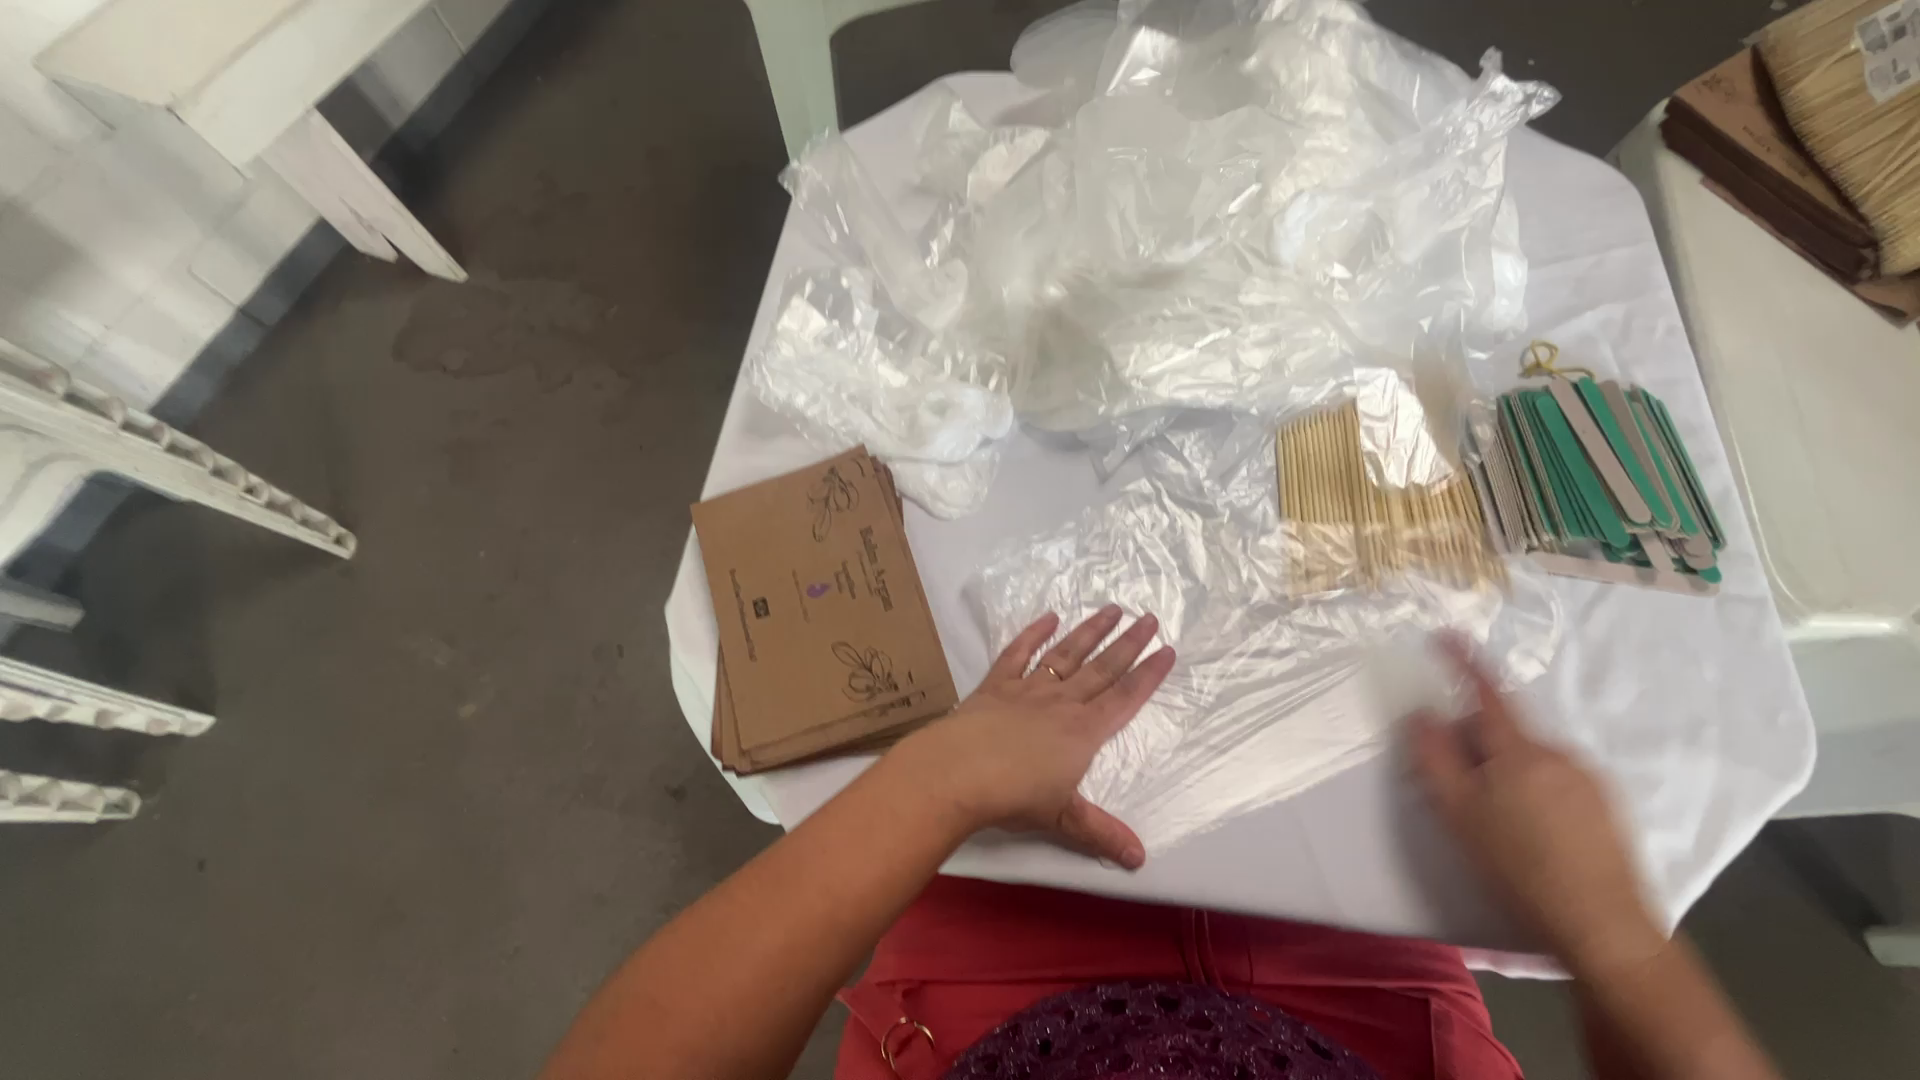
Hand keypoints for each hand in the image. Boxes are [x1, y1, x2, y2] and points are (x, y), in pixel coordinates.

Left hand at [884, 606, 1174, 869]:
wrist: (958, 772)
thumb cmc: (1013, 796)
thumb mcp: (1061, 818)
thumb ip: (1100, 833)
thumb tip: (1140, 860)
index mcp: (1083, 732)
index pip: (1124, 698)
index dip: (1148, 675)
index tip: (1167, 650)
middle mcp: (1061, 702)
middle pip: (1102, 668)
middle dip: (1128, 643)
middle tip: (1149, 617)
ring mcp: (1027, 689)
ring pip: (1066, 654)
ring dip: (1090, 631)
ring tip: (1111, 608)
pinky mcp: (996, 685)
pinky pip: (1018, 654)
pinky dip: (1033, 633)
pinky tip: (1048, 618)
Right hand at [1408, 635, 1665, 975]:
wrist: (1606, 929)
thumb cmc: (1518, 867)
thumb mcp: (1457, 813)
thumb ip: (1433, 757)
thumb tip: (1422, 715)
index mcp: (1520, 750)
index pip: (1487, 691)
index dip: (1462, 660)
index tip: (1444, 635)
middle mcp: (1559, 753)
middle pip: (1503, 728)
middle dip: (1474, 742)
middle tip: (1454, 784)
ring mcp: (1589, 779)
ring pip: (1528, 756)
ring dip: (1502, 769)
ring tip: (1492, 820)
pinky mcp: (1607, 805)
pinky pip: (1554, 778)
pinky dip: (1531, 788)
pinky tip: (1529, 832)